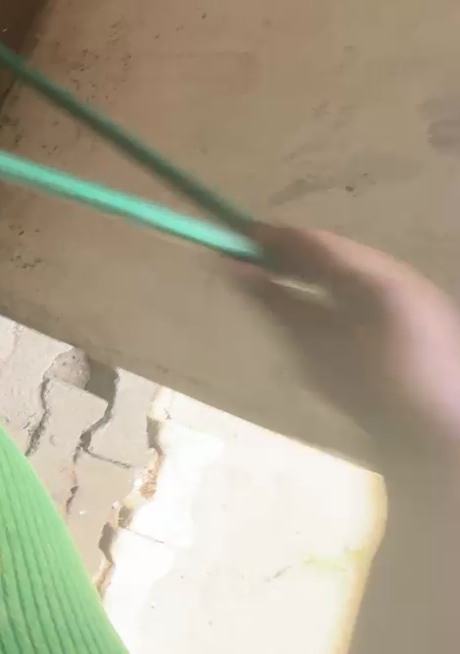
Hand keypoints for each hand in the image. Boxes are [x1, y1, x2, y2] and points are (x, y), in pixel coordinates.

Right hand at [240, 226, 459, 465]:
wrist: (438, 432)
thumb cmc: (367, 385)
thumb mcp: (308, 341)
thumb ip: (270, 298)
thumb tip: (230, 265)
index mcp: (374, 280)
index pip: (312, 241)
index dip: (269, 236)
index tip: (231, 238)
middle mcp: (401, 279)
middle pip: (335, 251)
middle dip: (291, 253)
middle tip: (249, 260)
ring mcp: (419, 297)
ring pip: (353, 267)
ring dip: (312, 269)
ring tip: (278, 280)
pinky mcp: (425, 317)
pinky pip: (370, 285)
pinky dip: (336, 284)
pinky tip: (319, 300)